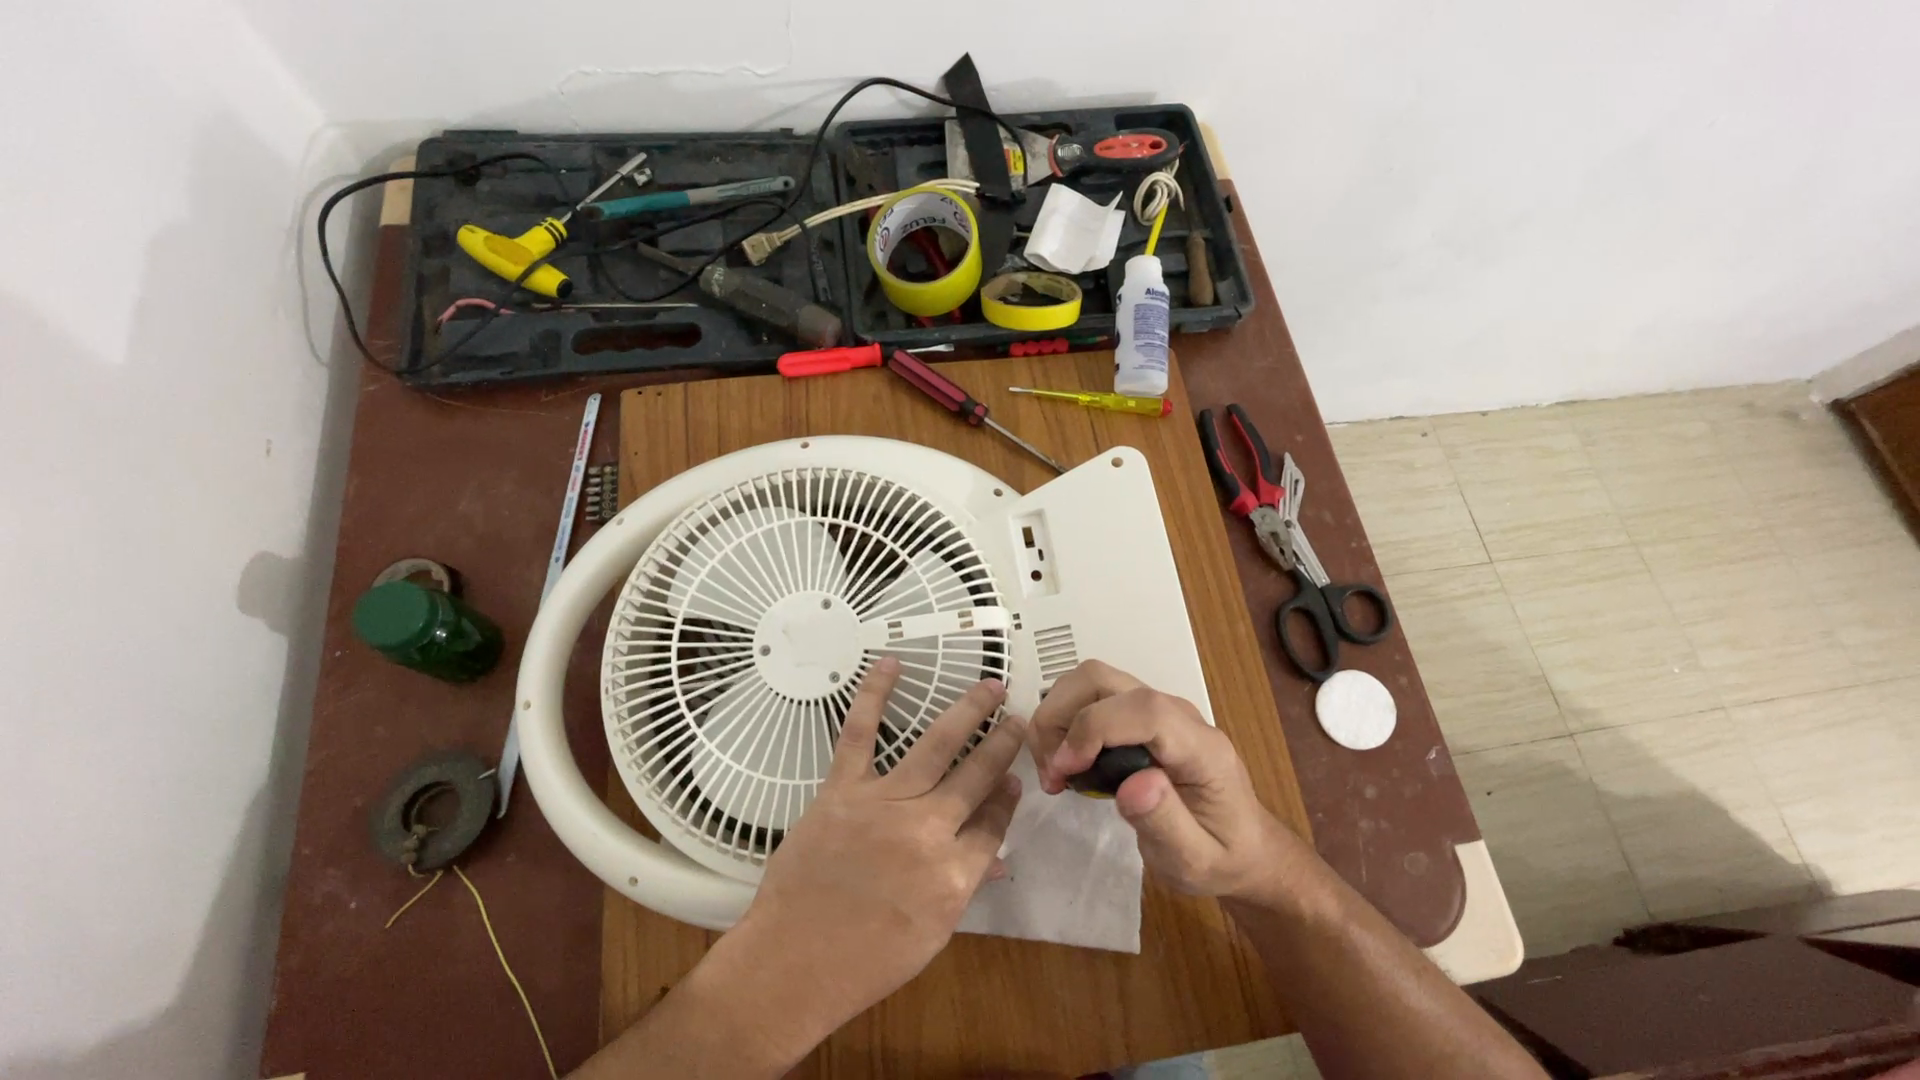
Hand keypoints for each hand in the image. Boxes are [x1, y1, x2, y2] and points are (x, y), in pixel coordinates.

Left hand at [733, 656, 1024, 1035]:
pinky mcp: (842, 790)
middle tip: (1019, 719)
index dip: (1008, 797)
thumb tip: (995, 856)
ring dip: (969, 712)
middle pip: (977, 777)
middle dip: (1004, 744)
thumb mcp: (931, 935)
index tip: (1016, 779)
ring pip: (937, 746)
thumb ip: (963, 886)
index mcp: (954, 873)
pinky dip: (874, 696)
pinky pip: (860, 735)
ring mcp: (884, 804)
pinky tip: (891, 665)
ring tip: (991, 688)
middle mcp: (928, 830)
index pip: (994, 822)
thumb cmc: (865, 962)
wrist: (792, 963)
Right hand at [1027, 660, 1300, 898]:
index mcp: (1201, 748)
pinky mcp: (1141, 716)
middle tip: (1051, 772)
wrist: (1244, 848)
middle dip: (1060, 717)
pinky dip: (1066, 722)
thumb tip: (1135, 783)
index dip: (1094, 728)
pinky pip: (1093, 698)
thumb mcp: (1196, 862)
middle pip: (1102, 680)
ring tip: (1056, 771)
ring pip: (1091, 681)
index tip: (1065, 770)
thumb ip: (1166, 823)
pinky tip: (1068, 764)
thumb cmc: (1222, 858)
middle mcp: (1178, 714)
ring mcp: (1158, 709)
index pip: (1143, 710)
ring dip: (1058, 717)